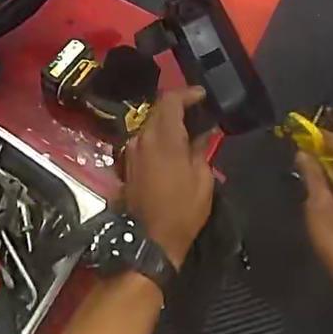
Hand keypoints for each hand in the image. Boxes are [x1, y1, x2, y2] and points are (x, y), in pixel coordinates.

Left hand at [122, 87, 216, 268]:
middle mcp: (143, 137)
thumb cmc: (182, 210)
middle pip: (159, 109)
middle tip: (198, 110)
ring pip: (150, 124)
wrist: (149, 241)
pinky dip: (159, 135)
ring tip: (189, 128)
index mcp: (163, 137)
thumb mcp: (202, 179)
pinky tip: (173, 145)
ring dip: (168, 121)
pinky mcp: (127, 162)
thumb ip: (201, 148)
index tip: (202, 95)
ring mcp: (132, 149)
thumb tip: (204, 130)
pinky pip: (145, 139)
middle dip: (178, 105)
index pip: (170, 100)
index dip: (187, 93)